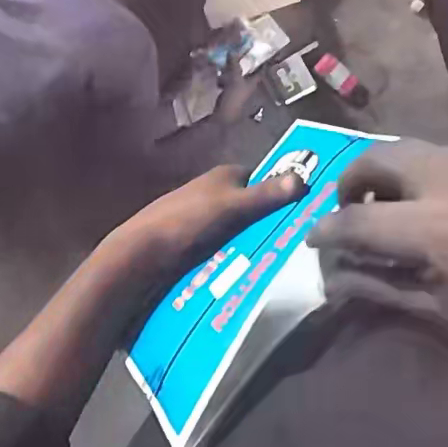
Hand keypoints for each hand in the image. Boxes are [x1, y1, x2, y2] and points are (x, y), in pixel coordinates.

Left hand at [109, 164, 303, 272]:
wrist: (140, 254)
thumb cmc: (185, 222)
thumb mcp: (230, 206)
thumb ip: (264, 195)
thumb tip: (303, 178)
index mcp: (223, 176)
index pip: (263, 178)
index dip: (283, 191)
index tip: (306, 212)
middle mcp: (214, 193)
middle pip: (253, 206)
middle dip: (271, 223)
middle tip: (298, 244)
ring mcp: (203, 218)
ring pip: (241, 229)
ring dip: (255, 242)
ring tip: (282, 262)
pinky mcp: (195, 242)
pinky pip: (226, 246)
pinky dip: (238, 255)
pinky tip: (252, 270)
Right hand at [308, 141, 447, 373]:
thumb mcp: (442, 313)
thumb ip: (379, 287)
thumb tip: (331, 277)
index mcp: (436, 229)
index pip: (356, 219)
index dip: (326, 230)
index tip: (311, 239)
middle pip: (374, 157)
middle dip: (348, 182)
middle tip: (349, 212)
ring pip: (407, 146)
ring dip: (383, 171)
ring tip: (387, 205)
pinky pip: (440, 152)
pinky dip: (417, 170)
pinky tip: (430, 201)